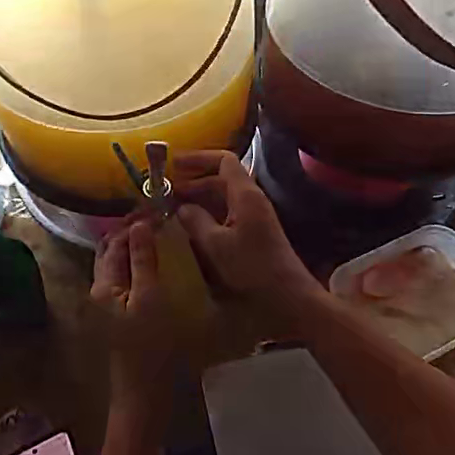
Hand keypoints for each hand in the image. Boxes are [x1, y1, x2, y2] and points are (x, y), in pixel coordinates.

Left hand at [90, 218, 176, 403]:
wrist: (146, 394)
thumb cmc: (150, 347)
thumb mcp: (149, 298)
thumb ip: (143, 261)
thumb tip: (141, 224)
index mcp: (103, 284)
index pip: (115, 239)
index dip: (135, 221)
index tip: (159, 206)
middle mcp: (102, 289)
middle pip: (113, 249)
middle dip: (133, 229)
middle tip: (161, 214)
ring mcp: (112, 302)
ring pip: (121, 262)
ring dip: (137, 244)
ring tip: (163, 231)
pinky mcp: (125, 312)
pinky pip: (130, 276)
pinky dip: (142, 261)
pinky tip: (161, 260)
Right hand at [170, 151, 321, 310]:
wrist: (288, 296)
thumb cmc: (253, 268)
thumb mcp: (217, 245)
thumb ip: (196, 221)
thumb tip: (181, 207)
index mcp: (246, 195)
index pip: (224, 161)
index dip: (198, 158)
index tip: (174, 164)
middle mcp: (251, 201)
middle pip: (220, 179)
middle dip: (193, 182)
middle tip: (166, 192)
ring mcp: (253, 218)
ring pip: (222, 199)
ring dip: (198, 200)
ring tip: (172, 209)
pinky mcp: (252, 234)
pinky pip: (226, 215)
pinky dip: (207, 215)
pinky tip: (190, 228)